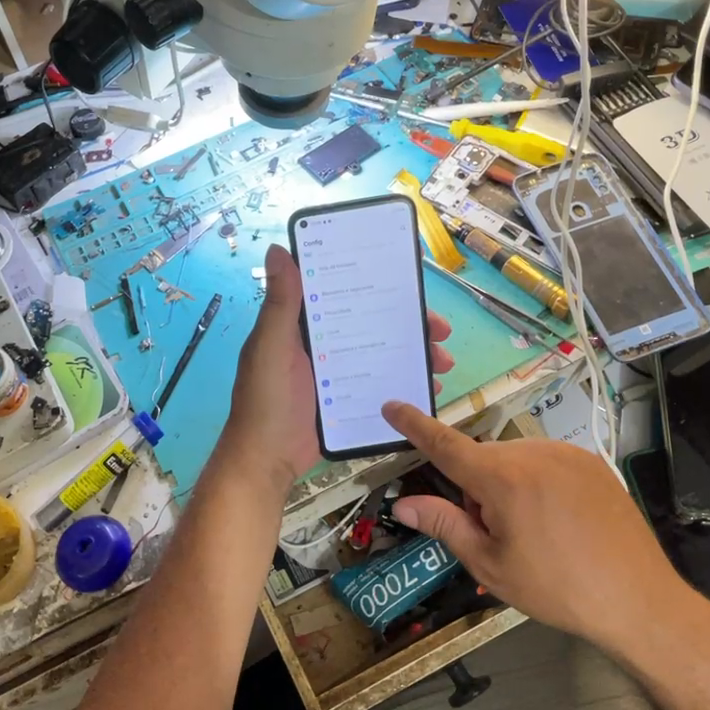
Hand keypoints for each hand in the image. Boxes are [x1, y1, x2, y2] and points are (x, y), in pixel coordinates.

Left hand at [221, 246, 452, 492]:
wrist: (266, 460)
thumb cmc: (266, 399)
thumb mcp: (270, 346)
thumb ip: (280, 303)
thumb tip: (277, 249)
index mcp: (301, 326)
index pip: (345, 294)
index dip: (376, 287)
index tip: (410, 285)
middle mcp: (322, 345)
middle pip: (373, 324)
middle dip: (409, 324)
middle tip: (441, 330)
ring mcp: (336, 375)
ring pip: (382, 354)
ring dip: (414, 354)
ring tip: (443, 363)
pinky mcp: (347, 402)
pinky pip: (381, 385)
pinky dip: (405, 383)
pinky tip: (428, 387)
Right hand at [380, 401, 687, 653]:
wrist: (639, 600)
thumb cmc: (556, 589)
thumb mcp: (489, 564)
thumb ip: (444, 525)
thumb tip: (403, 504)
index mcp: (503, 478)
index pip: (444, 444)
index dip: (414, 425)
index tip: (391, 405)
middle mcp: (533, 452)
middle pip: (481, 459)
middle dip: (475, 488)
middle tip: (496, 535)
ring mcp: (566, 453)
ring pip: (513, 460)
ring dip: (506, 484)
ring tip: (534, 532)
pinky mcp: (591, 462)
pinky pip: (543, 461)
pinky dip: (535, 482)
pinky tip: (559, 520)